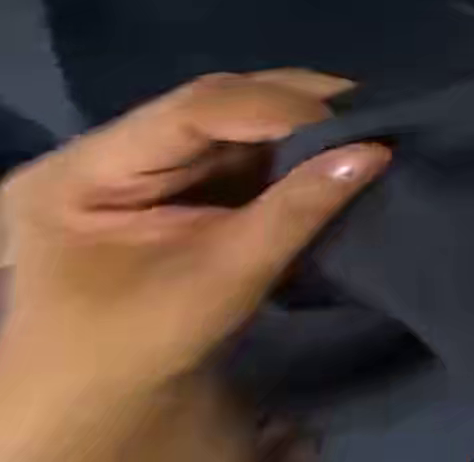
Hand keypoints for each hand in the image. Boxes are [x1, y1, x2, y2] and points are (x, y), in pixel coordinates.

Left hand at [0, 71, 387, 399]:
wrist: (111, 391)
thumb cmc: (143, 343)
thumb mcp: (225, 278)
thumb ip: (298, 209)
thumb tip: (377, 149)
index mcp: (82, 175)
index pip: (198, 109)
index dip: (284, 110)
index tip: (359, 131)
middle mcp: (113, 148)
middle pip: (228, 96)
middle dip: (309, 105)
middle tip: (376, 121)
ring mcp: (154, 154)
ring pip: (254, 104)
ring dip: (317, 116)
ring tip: (369, 131)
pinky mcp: (193, 165)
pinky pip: (264, 129)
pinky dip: (313, 133)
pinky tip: (345, 144)